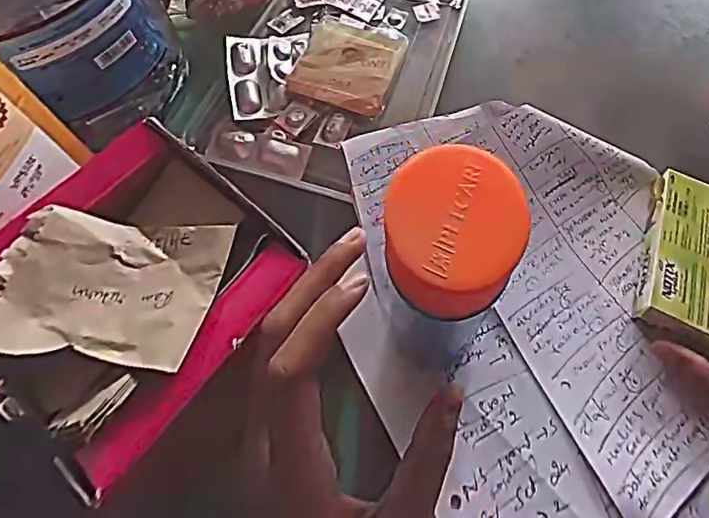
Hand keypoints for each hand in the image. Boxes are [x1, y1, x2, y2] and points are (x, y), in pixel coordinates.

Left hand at [241, 228, 463, 516]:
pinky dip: (301, 316)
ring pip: (265, 343)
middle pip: (270, 339)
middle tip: (353, 243)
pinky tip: (324, 303)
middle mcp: (260, 442)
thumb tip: (451, 397)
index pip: (289, 369)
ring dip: (304, 292)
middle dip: (313, 281)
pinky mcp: (266, 433)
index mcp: (286, 463)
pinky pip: (274, 355)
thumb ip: (424, 465)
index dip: (321, 318)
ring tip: (341, 259)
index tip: (359, 285)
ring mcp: (256, 436)